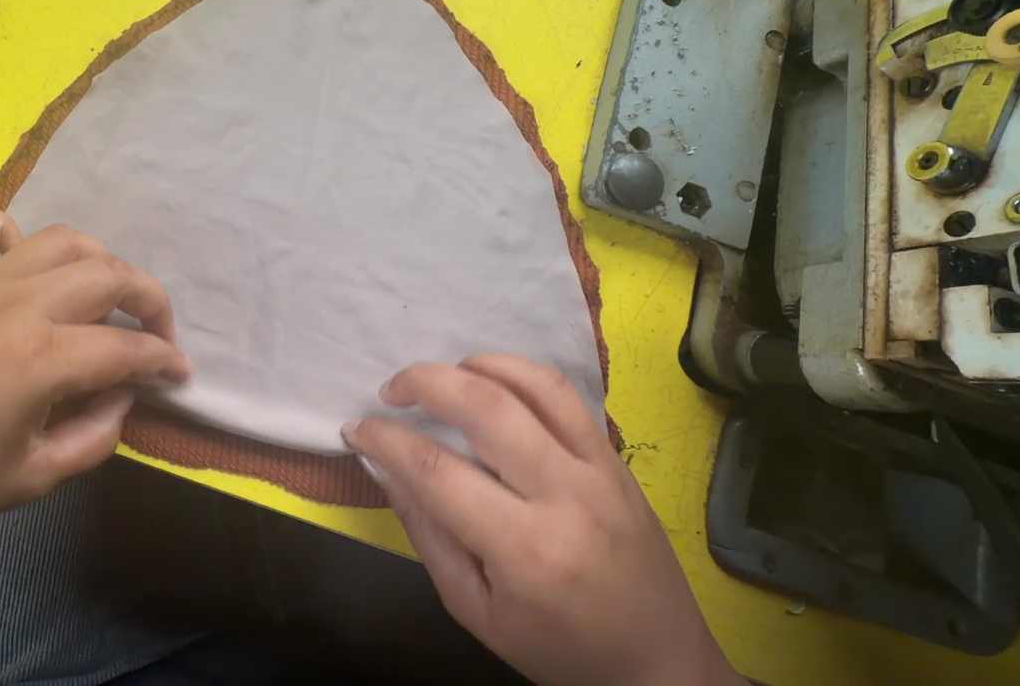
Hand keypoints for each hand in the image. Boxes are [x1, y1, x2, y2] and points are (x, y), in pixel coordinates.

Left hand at [0, 211, 191, 523]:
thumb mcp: (33, 477)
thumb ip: (95, 436)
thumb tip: (122, 395)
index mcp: (43, 357)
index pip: (126, 348)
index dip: (163, 360)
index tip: (179, 374)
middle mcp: (22, 303)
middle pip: (108, 275)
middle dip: (149, 299)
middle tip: (156, 332)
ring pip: (61, 240)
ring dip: (97, 260)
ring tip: (106, 293)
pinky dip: (9, 230)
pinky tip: (23, 255)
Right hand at [344, 355, 741, 685]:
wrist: (662, 669)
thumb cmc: (558, 650)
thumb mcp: (474, 609)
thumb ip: (426, 533)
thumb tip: (386, 467)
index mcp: (525, 549)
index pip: (436, 469)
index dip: (384, 440)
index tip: (357, 429)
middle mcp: (566, 498)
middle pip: (485, 406)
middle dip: (423, 382)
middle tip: (391, 391)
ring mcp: (601, 472)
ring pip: (533, 384)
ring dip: (474, 365)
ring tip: (441, 378)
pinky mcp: (618, 461)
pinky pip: (566, 395)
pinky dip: (518, 374)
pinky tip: (489, 383)